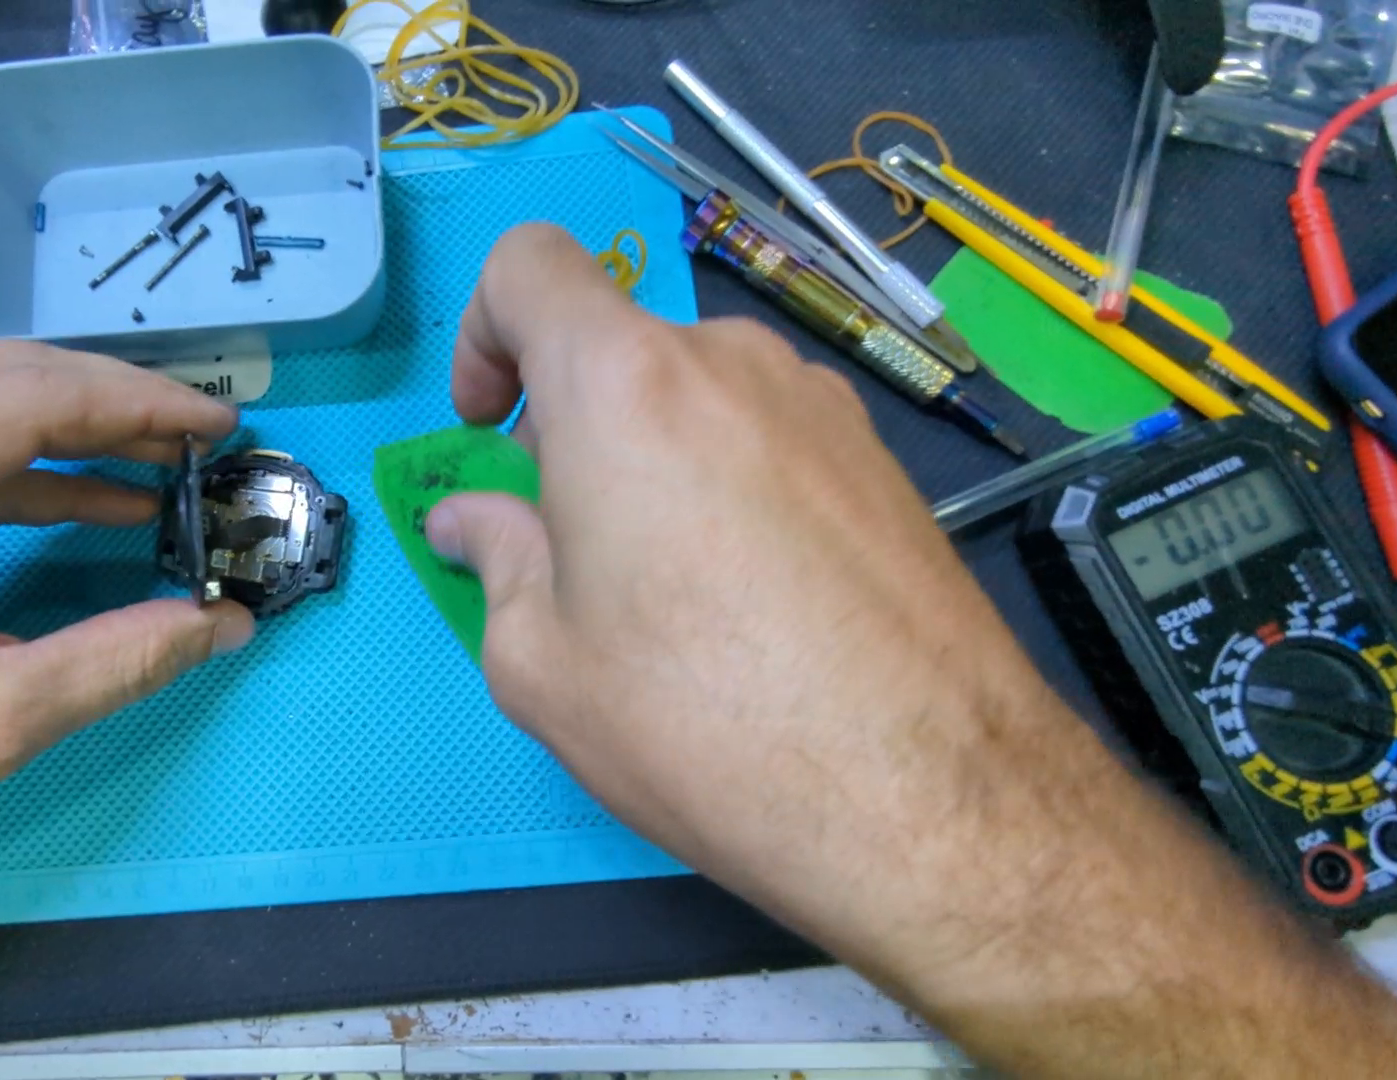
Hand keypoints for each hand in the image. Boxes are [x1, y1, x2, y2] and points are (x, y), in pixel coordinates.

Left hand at [0, 343, 252, 1054]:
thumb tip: (229, 622)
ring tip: (168, 458)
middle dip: (116, 405)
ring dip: (78, 433)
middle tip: (204, 435)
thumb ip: (124, 658)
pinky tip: (101, 498)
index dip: (137, 405)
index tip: (219, 423)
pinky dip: (31, 472)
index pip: (20, 401)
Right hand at [427, 226, 1396, 1076]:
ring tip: (667, 583)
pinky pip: (762, 434)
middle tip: (572, 549)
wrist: (929, 801)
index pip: (528, 266)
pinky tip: (750, 591)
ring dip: (646, 459)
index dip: (483, 333)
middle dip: (567, 432)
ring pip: (689, 396)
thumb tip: (467, 520)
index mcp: (620, 385)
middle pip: (612, 353)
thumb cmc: (693, 719)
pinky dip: (721, 478)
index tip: (490, 429)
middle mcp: (727, 361)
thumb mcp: (539, 658)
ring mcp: (818, 401)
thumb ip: (491, 558)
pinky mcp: (879, 455)